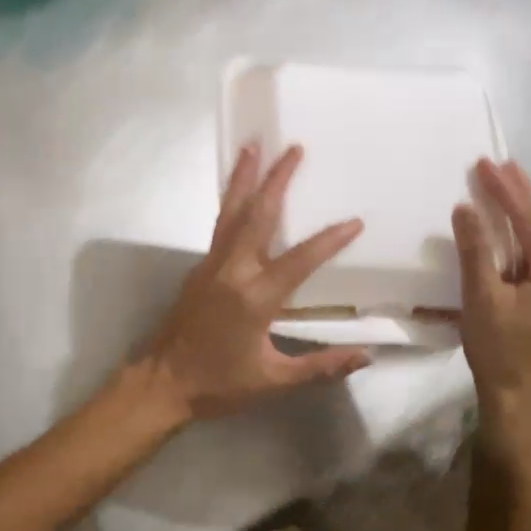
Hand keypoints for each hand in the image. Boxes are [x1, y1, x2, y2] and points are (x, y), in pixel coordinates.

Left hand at [147, 143, 371, 418]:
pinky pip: (219, 227)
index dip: (329, 240)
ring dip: (243, 179)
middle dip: (276, 179)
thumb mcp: (274, 382)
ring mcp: (211, 267)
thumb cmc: (219, 385)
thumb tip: (367, 355)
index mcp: (255, 298)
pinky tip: (239, 194)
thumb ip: (321, 367)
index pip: (300, 260)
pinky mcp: (198, 270)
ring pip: (231, 213)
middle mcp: (232, 272)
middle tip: (293, 148)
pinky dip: (232, 204)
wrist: (162, 383)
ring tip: (252, 146)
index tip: (354, 221)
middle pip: (257, 215)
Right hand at [453, 159, 530, 444]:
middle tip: (496, 163)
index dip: (508, 191)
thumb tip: (466, 208)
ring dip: (520, 206)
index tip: (486, 164)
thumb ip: (476, 251)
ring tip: (503, 179)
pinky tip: (507, 216)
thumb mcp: (481, 297)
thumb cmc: (496, 345)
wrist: (512, 388)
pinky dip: (519, 227)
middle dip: (519, 191)